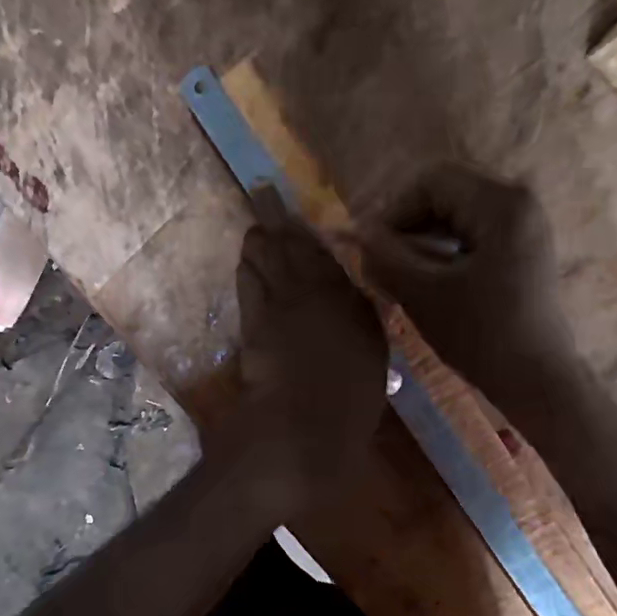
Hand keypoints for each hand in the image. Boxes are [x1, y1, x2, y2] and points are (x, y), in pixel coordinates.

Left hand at [234, 188, 388, 497]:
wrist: (305, 420)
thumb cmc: (349, 398)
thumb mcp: (371, 360)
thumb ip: (360, 323)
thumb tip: (355, 302)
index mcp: (351, 303)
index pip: (328, 260)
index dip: (311, 237)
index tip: (301, 219)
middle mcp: (317, 294)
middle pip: (294, 249)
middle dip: (280, 222)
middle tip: (265, 195)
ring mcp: (282, 305)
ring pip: (267, 261)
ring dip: (261, 240)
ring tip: (256, 224)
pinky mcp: (254, 322)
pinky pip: (250, 284)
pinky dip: (248, 268)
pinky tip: (246, 258)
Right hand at [359, 165, 576, 401]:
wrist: (537, 381)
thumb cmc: (482, 336)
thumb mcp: (424, 294)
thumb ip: (384, 256)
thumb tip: (352, 232)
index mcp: (501, 203)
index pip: (431, 180)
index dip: (392, 208)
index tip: (369, 245)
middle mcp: (519, 200)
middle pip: (446, 189)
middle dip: (407, 219)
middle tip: (380, 254)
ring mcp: (525, 222)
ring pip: (457, 209)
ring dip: (423, 232)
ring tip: (398, 266)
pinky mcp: (523, 245)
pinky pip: (473, 228)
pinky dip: (444, 243)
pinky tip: (427, 272)